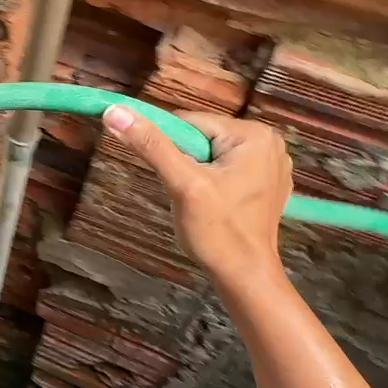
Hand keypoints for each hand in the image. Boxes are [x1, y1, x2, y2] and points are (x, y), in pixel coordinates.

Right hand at [102, 104, 290, 284]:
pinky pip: (226, 170)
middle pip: (201, 138)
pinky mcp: (268, 183)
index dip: (169, 148)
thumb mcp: (181, 184)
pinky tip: (216, 207)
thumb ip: (151, 145)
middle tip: (187, 195)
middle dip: (185, 164)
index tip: (172, 178)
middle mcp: (270, 141)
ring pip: (211, 156)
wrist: (245, 276)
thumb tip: (115, 111)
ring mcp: (272, 163)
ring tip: (201, 204)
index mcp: (254, 134)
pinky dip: (213, 184)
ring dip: (196, 175)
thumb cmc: (217, 231)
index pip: (190, 122)